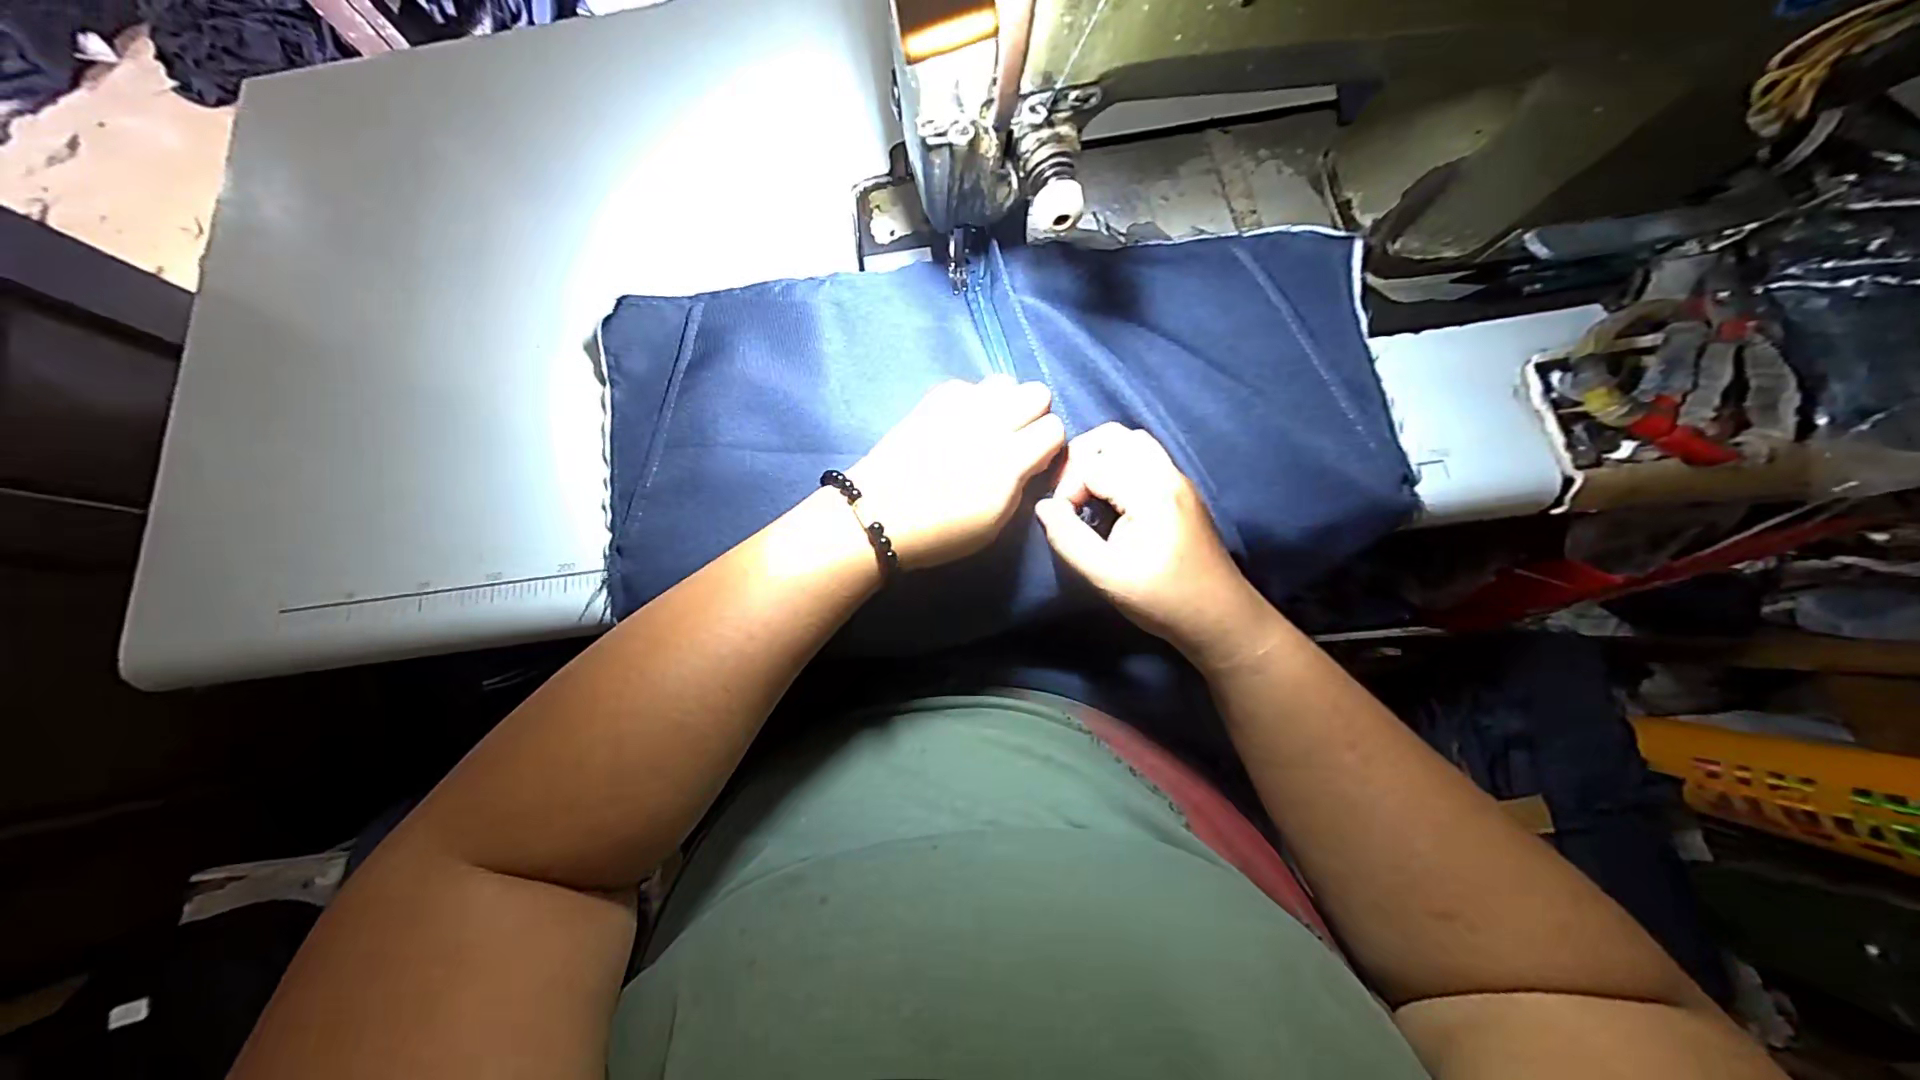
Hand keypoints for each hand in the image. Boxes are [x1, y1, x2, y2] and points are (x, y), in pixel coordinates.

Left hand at [848, 375, 1066, 569]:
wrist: (880, 514)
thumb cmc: (941, 531)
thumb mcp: (995, 522)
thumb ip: (1021, 484)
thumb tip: (1032, 461)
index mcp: (1009, 459)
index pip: (1055, 428)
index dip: (1049, 445)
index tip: (1036, 460)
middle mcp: (990, 423)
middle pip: (1038, 391)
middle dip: (1034, 414)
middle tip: (1017, 438)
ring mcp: (961, 405)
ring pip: (1005, 381)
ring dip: (1005, 402)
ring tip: (989, 427)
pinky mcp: (934, 399)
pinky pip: (969, 385)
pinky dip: (972, 401)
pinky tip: (958, 424)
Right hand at [1035, 423, 1274, 670]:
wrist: (1220, 617)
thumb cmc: (1162, 600)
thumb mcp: (1106, 576)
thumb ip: (1068, 538)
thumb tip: (1044, 507)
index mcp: (1150, 492)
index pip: (1092, 463)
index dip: (1066, 486)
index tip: (1061, 519)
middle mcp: (1166, 475)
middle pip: (1114, 436)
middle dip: (1080, 459)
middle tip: (1066, 496)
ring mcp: (1177, 480)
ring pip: (1131, 442)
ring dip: (1100, 459)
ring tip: (1084, 495)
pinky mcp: (1181, 491)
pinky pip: (1144, 458)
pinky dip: (1118, 465)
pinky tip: (1109, 501)